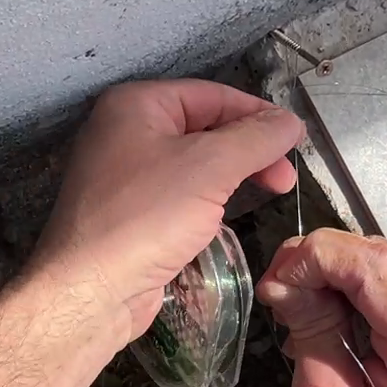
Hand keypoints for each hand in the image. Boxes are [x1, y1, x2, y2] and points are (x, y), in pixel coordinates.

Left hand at [32, 79, 301, 343]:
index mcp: (135, 104)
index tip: (296, 139)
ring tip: (268, 192)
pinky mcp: (129, 211)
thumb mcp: (210, 168)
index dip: (258, 114)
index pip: (212, 95)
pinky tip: (225, 216)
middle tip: (285, 177)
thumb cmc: (146, 217)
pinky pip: (178, 192)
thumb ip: (255, 139)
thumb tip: (290, 121)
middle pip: (203, 127)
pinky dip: (206, 198)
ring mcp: (124, 174)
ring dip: (231, 174)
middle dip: (248, 149)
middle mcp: (124, 131)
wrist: (90, 291)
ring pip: (193, 162)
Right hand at [257, 229, 386, 386]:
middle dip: (320, 259)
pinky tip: (328, 304)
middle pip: (385, 258)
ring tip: (295, 295)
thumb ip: (312, 332)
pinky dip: (356, 284)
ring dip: (336, 268)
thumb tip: (286, 280)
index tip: (273, 284)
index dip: (316, 259)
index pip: (375, 268)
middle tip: (277, 288)